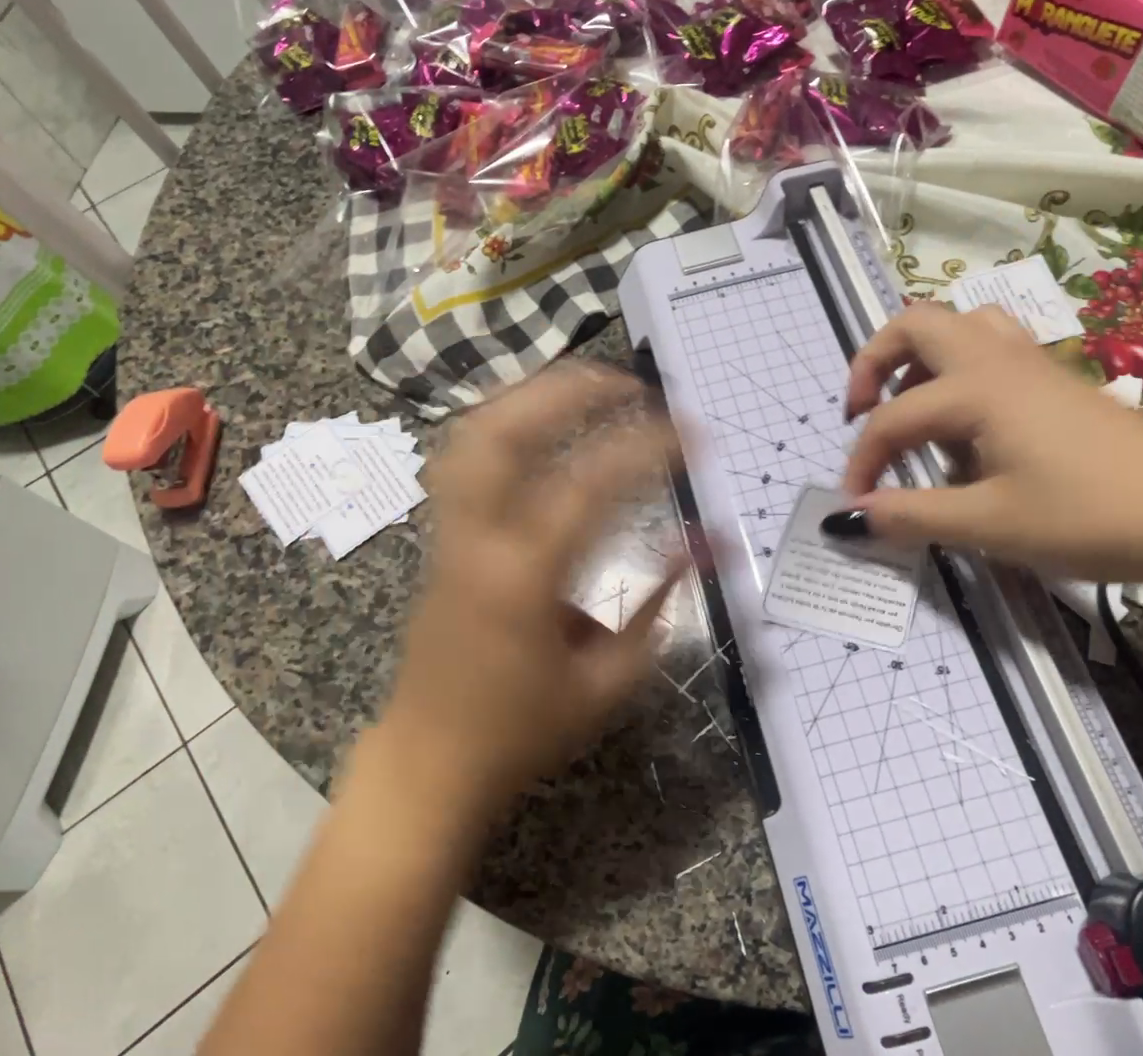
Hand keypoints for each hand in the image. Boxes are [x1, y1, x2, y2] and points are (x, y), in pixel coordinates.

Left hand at [384, 365, 683, 803]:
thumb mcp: (608, 678)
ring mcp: (447, 534)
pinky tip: (544, 429)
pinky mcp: (440, 539)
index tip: (695, 432)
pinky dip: (506, 426)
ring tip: (586, 389)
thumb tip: (711, 543)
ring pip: (471, 436)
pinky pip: (465, 461)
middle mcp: (475, 539)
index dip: (647, 447)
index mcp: (521, 577)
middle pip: (503, 431)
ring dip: (529, 398)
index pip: (589, 484)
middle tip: (628, 383)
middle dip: (567, 391)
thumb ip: (659, 600)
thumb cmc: (524, 731)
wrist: (431, 760)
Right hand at [835, 303, 1142, 586]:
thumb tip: (850, 518)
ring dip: (921, 357)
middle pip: (918, 324)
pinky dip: (961, 370)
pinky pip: (993, 349)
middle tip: (862, 411)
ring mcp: (1035, 365)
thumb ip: (912, 516)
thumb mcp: (989, 526)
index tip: (856, 506)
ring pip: (962, 325)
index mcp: (977, 390)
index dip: (862, 461)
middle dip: (874, 360)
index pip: (892, 418)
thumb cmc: (1088, 518)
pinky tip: (971, 426)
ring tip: (913, 409)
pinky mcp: (1060, 382)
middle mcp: (1000, 360)